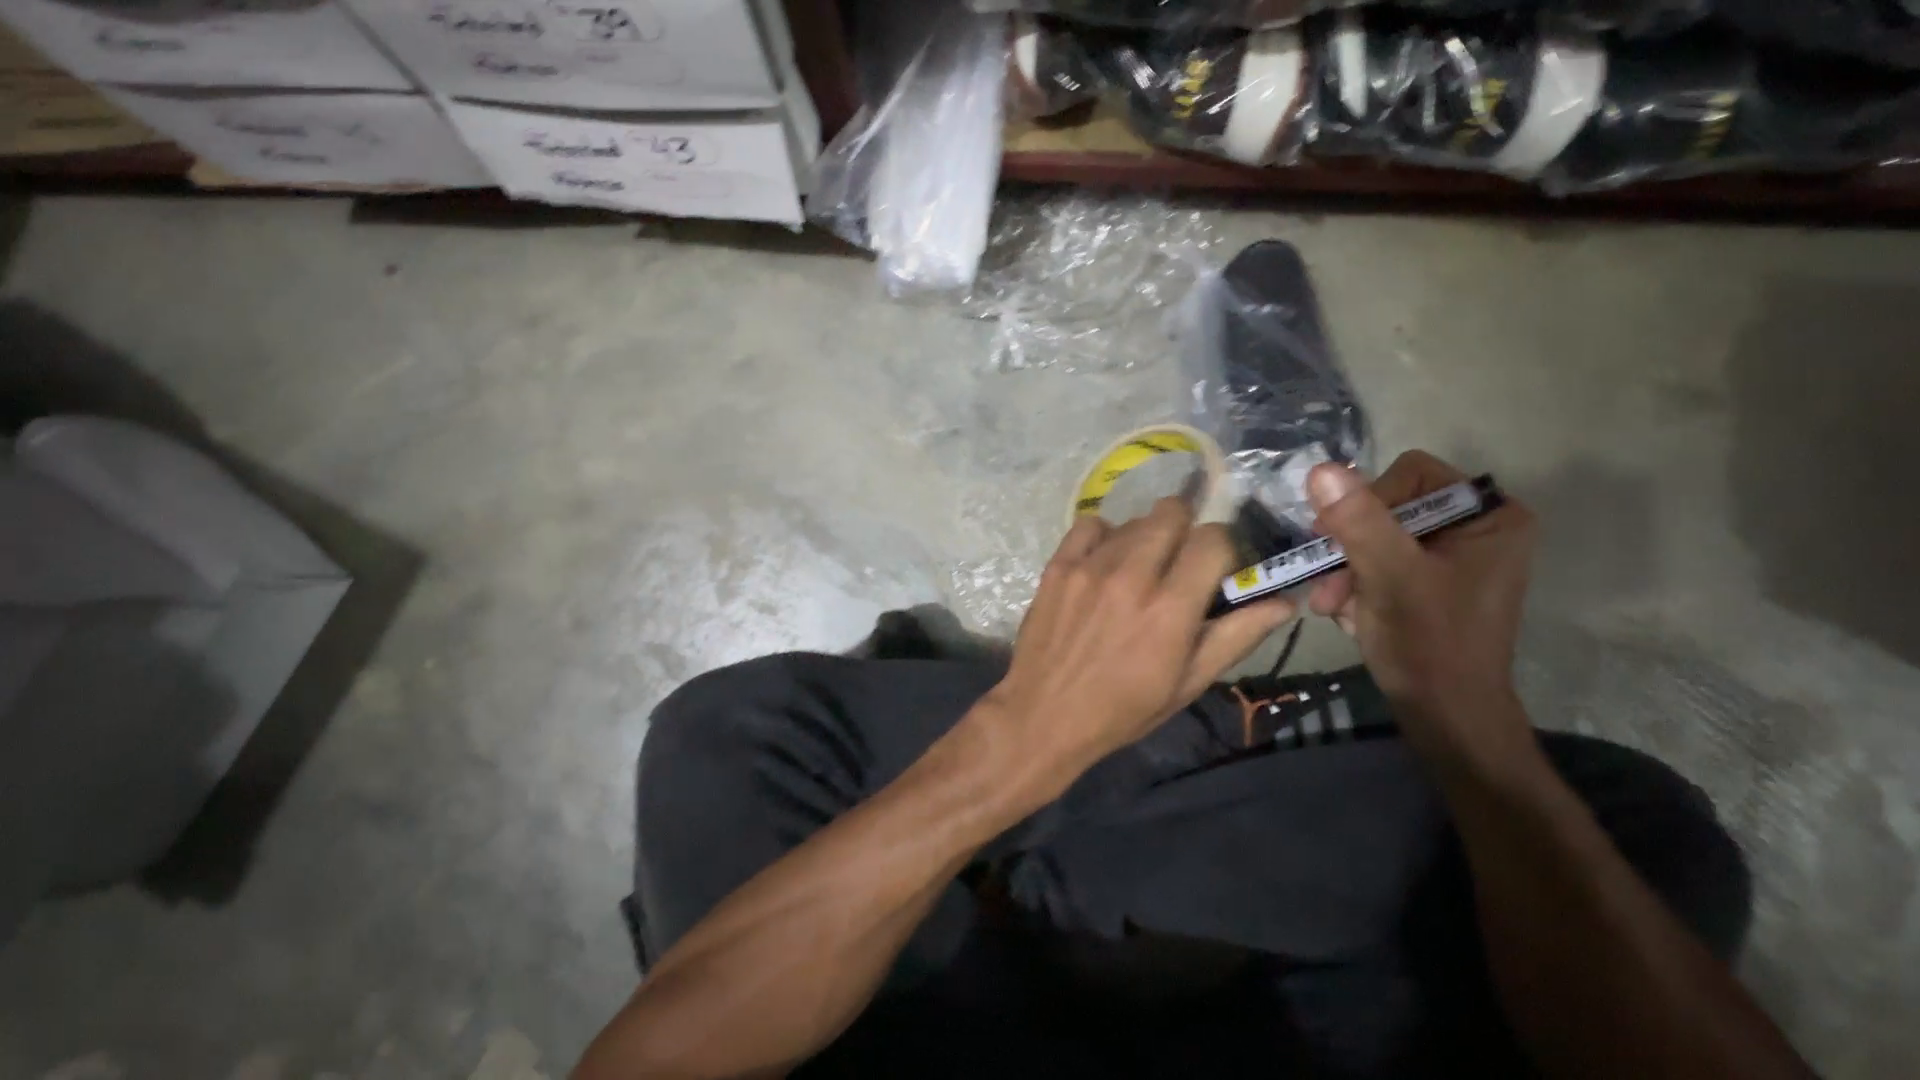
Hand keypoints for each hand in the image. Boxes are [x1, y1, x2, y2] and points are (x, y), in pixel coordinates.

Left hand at [984, 496, 1294, 776]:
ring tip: (1139, 572)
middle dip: (1186, 532)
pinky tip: (1104, 564)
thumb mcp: (1189, 682)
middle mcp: (1132, 575)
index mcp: (1171, 608)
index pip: (1213, 538)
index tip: (1216, 570)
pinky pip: (1090, 524)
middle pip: (1173, 513)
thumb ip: (1237, 636)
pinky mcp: (1058, 566)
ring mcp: (1090, 566)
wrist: (1044, 716)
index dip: (1223, 549)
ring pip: (1134, 520)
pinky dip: (1104, 537)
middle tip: (1179, 564)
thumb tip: (1285, 601)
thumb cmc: (1124, 708)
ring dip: (1147, 538)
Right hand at [1305, 451, 1537, 764]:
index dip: (1367, 502)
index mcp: (1490, 516)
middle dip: (1352, 546)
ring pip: (1378, 537)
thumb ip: (1359, 521)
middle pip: (1390, 507)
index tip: (1335, 539)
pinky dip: (1357, 586)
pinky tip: (1346, 614)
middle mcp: (1477, 529)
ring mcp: (1453, 559)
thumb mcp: (1391, 577)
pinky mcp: (1432, 584)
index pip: (1412, 476)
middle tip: (1326, 580)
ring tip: (1329, 605)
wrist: (1445, 718)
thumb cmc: (1430, 645)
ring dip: (1346, 570)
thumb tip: (1321, 469)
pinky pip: (1381, 564)